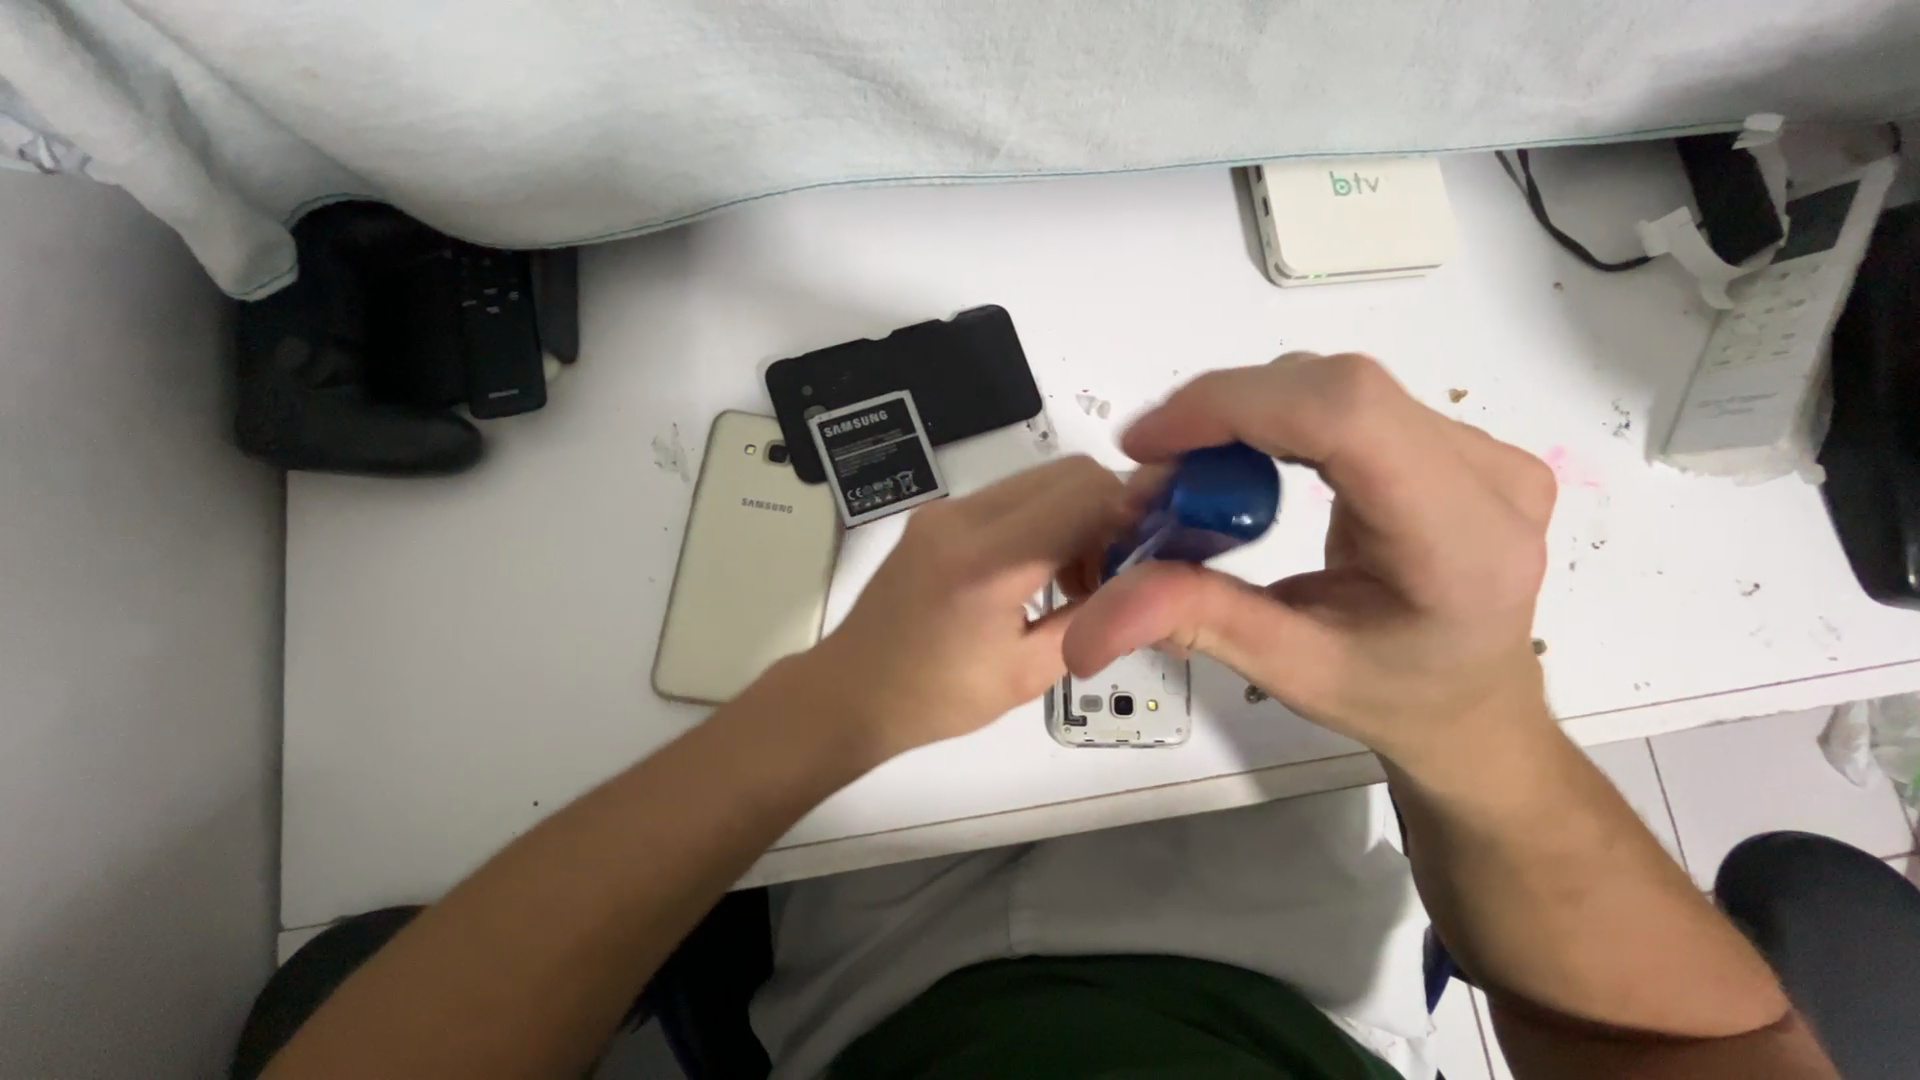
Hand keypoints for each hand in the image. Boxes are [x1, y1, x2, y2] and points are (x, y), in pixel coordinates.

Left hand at [801, 456, 1127, 759]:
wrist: (852, 689)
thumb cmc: (938, 696)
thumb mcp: (1029, 672)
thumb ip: (1091, 618)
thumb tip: (1139, 581)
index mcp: (989, 561)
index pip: (1087, 492)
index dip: (1131, 513)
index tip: (1146, 557)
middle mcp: (965, 517)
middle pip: (1069, 473)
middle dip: (1107, 513)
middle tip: (1110, 573)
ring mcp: (946, 510)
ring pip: (1041, 480)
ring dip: (1075, 516)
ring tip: (1073, 580)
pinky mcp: (937, 514)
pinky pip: (1011, 496)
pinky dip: (1042, 520)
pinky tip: (1038, 572)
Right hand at [1062, 353, 1556, 764]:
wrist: (1472, 702)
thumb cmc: (1394, 698)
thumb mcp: (1292, 671)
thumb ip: (1199, 621)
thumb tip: (1098, 609)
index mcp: (1461, 544)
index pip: (1347, 417)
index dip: (1233, 406)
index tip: (1146, 445)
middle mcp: (1490, 477)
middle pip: (1336, 390)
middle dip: (1222, 414)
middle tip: (1155, 473)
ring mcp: (1481, 450)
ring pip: (1335, 385)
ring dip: (1242, 415)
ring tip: (1191, 476)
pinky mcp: (1454, 442)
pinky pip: (1345, 400)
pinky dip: (1271, 420)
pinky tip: (1241, 464)